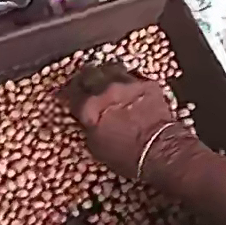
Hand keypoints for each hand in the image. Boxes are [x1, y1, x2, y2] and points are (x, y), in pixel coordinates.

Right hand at [64, 64, 198, 180]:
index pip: (71, 93)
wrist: (160, 149)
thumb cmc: (127, 156)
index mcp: (89, 107)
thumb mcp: (96, 146)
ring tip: (106, 79)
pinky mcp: (148, 84)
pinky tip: (129, 86)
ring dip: (106, 74)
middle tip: (84, 82)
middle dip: (85, 78)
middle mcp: (106, 90)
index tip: (65, 94)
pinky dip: (129, 80)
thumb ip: (89, 126)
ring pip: (112, 69)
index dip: (66, 93)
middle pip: (89, 74)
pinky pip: (134, 76)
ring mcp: (128, 84)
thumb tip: (88, 119)